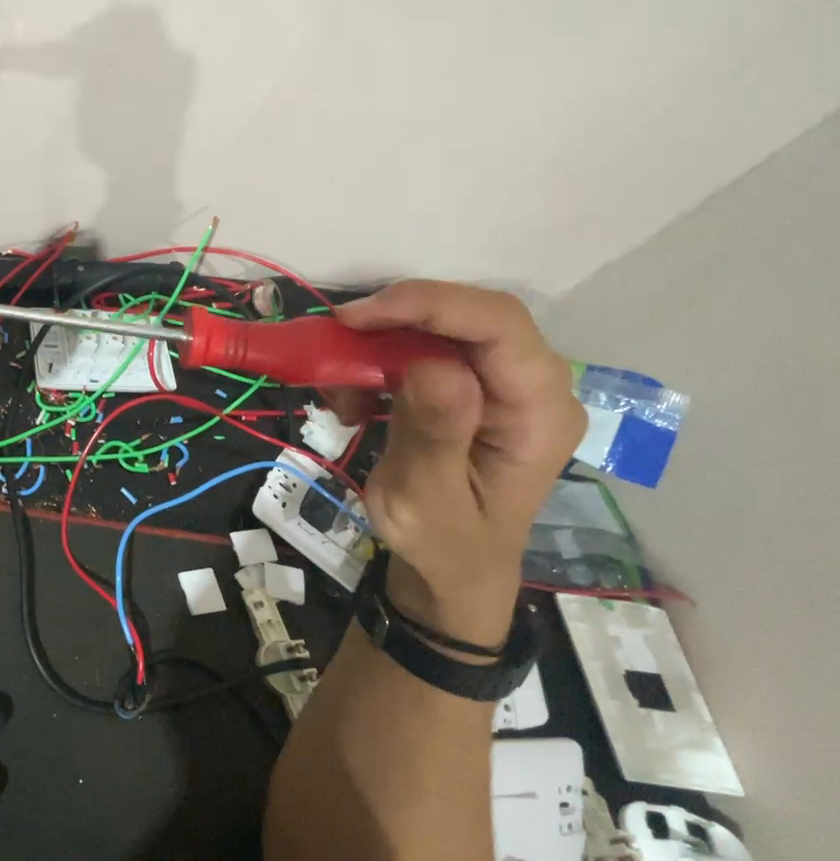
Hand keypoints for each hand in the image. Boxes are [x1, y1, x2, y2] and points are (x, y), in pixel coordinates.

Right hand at [335, 281, 585, 647]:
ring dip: (380, 345)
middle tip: (336, 339)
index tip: (355, 318)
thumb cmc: (442, 544)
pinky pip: (425, 349)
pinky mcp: (473, 388)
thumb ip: (435, 434)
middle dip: (398, 318)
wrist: (451, 570)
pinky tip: (354, 400)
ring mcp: (504, 386)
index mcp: (539, 414)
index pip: (499, 326)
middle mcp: (533, 387)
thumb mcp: (427, 500)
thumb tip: (433, 365)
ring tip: (341, 391)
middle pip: (472, 316)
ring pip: (443, 327)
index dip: (429, 305)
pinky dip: (379, 362)